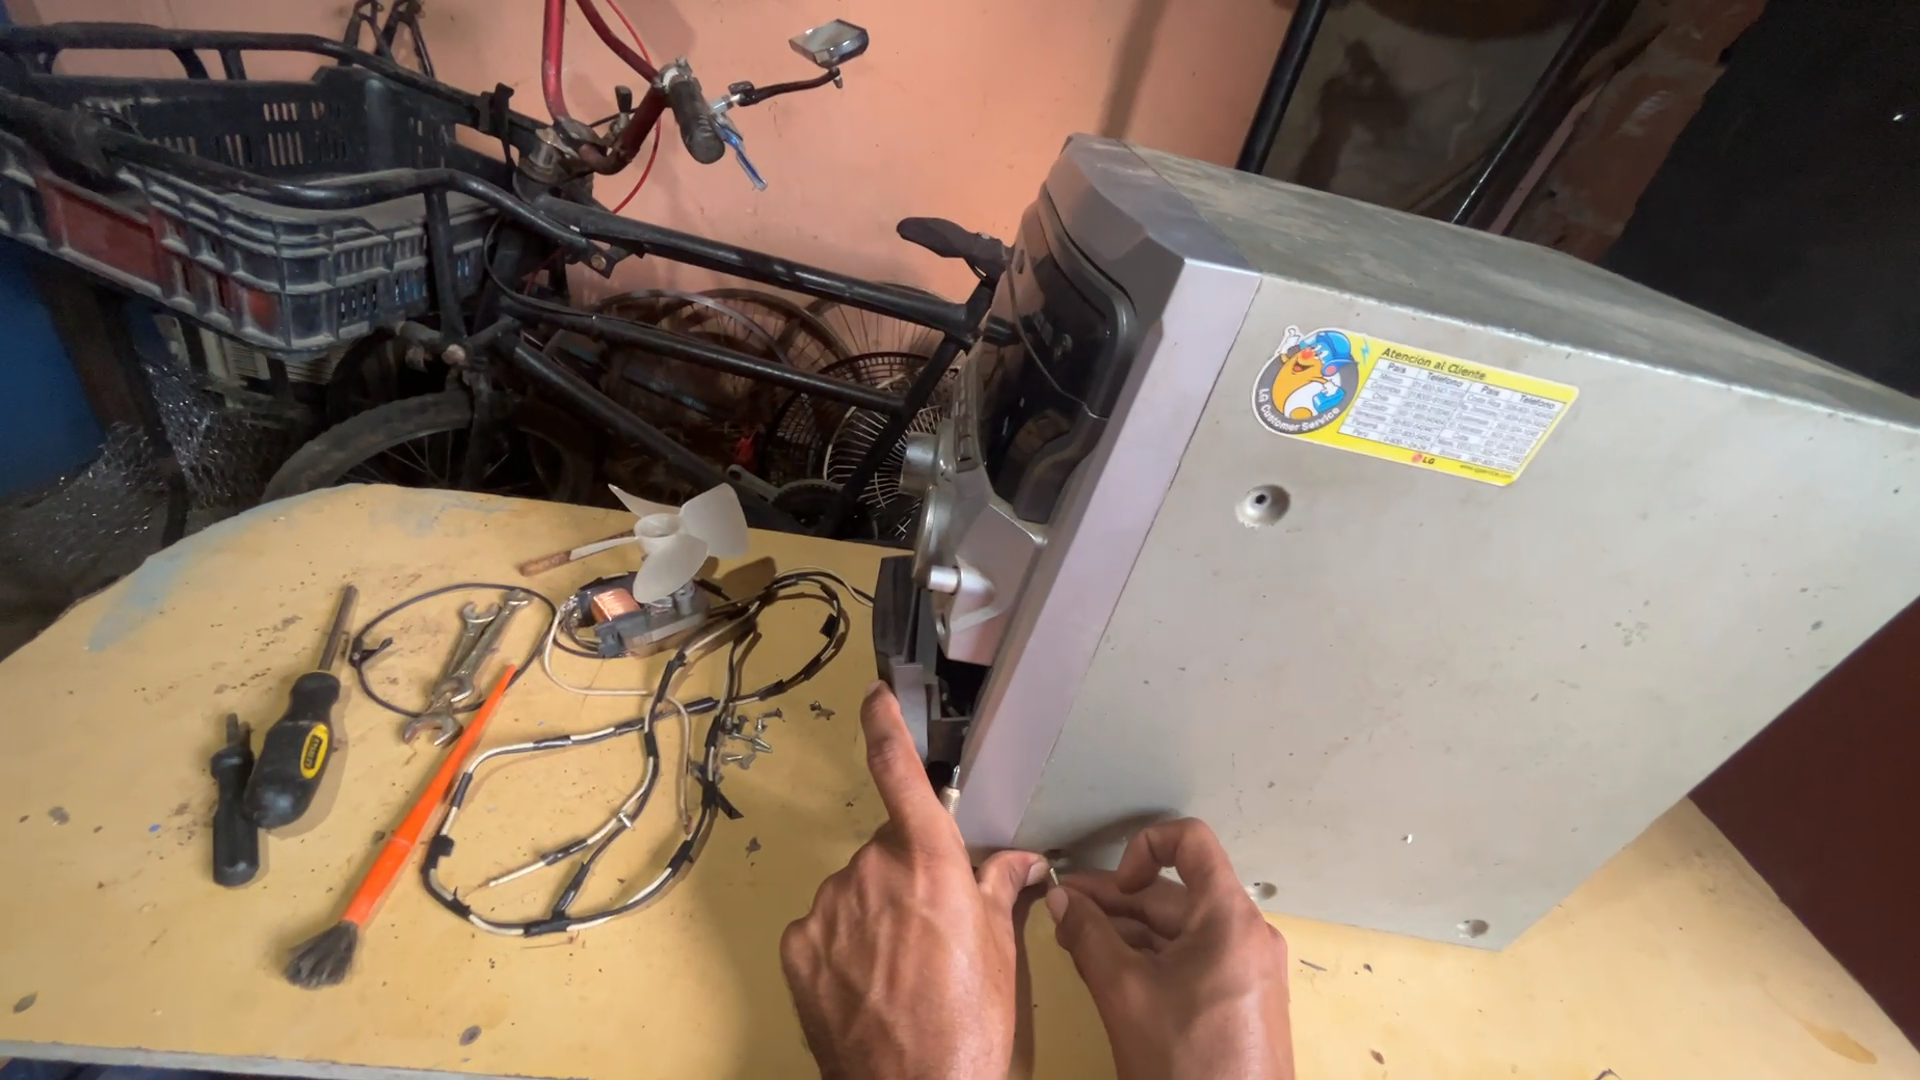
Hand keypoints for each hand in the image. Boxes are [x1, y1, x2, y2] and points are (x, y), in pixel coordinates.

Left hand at [781, 682, 1046, 1079]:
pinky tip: (865, 977)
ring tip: (899, 962)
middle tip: (928, 922)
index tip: (875, 696)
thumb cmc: (968, 1021)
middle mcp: (872, 871)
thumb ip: (1001, 885)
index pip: (898, 773)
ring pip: (856, 884)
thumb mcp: (999, 947)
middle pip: (888, 845)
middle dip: (906, 869)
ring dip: (874, 906)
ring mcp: (829, 907)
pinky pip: (825, 922)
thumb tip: (1021, 861)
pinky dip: (842, 938)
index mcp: (927, 861)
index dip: (884, 724)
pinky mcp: (800, 945)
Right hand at [1048, 819, 1293, 1079]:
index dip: (1144, 847)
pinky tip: (1110, 968)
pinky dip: (1151, 955)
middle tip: (1065, 910)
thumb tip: (1058, 897)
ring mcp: (1248, 969)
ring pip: (1179, 928)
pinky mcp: (1242, 999)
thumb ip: (1087, 934)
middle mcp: (1247, 933)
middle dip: (1117, 899)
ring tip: (1077, 941)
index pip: (1190, 840)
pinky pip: (1192, 956)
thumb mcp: (1123, 992)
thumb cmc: (1183, 1062)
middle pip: (1175, 892)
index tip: (1116, 888)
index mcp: (1230, 917)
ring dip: (1128, 929)